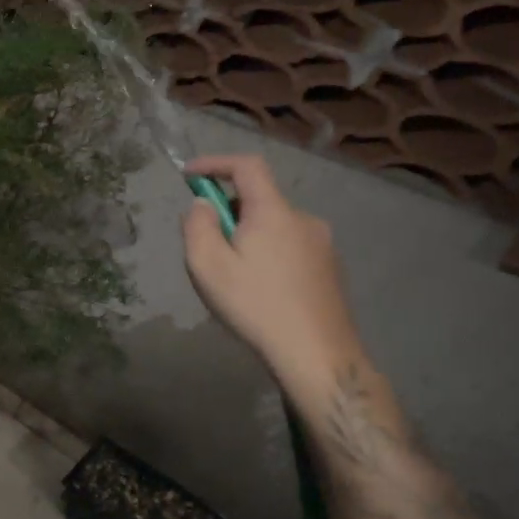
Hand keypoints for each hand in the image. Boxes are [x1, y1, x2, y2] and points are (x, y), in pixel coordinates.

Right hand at [181, 155, 360, 386]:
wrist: (318, 355)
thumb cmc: (256, 305)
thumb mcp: (207, 265)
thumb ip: (197, 226)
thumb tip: (203, 206)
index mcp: (274, 213)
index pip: (247, 166)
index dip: (215, 163)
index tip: (188, 176)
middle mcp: (304, 220)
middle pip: (258, 199)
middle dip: (227, 211)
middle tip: (205, 246)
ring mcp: (322, 245)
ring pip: (273, 225)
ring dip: (247, 235)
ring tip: (230, 274)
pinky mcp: (330, 268)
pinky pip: (289, 245)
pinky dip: (266, 252)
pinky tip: (258, 288)